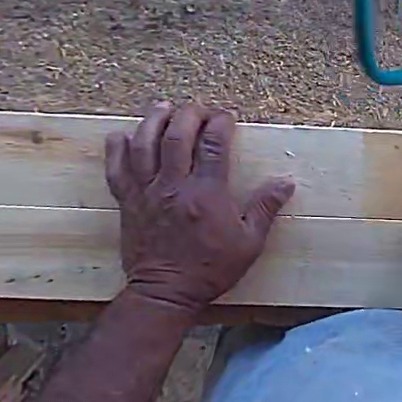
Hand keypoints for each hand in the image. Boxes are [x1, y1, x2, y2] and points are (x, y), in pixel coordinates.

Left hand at [103, 102, 294, 319]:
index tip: (227, 116)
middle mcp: (175, 186)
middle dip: (190, 114)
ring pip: (144, 145)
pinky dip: (116, 150)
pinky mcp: (128, 203)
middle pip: (177, 135)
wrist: (166, 294)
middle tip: (199, 108)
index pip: (214, 144)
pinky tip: (119, 136)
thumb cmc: (211, 269)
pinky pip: (116, 170)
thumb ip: (265, 208)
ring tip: (163, 107)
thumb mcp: (249, 243)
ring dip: (153, 121)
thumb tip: (286, 182)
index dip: (221, 123)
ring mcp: (147, 193)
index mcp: (207, 193)